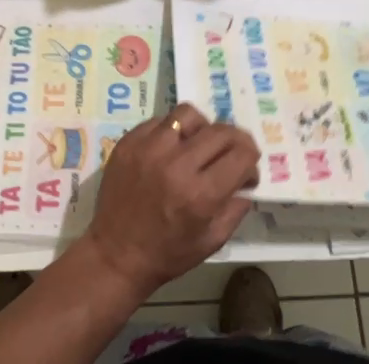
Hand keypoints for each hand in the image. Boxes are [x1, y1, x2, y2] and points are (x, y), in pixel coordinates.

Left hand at [77, 105, 260, 296]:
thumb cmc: (167, 254)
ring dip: (203, 128)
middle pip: (221, 131)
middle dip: (236, 141)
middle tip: (232, 154)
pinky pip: (160, 121)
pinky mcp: (129, 142)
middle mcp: (177, 164)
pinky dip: (173, 130)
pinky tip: (172, 148)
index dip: (252, 161)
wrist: (116, 254)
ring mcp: (150, 149)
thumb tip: (246, 182)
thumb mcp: (211, 241)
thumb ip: (235, 209)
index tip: (247, 172)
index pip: (242, 155)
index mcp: (201, 194)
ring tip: (199, 143)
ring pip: (189, 115)